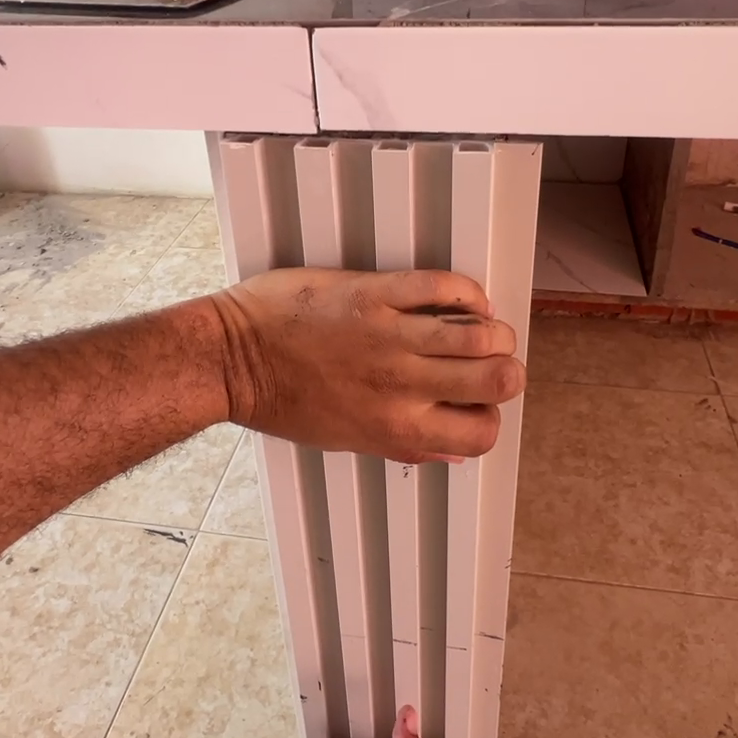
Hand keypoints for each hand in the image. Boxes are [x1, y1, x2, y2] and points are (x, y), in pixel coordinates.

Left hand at [207, 269, 523, 461]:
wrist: (230, 358)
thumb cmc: (281, 401)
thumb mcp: (343, 441)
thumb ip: (403, 446)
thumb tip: (450, 449)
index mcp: (396, 429)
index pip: (480, 432)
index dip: (490, 414)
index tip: (480, 399)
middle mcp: (403, 387)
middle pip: (496, 380)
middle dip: (506, 369)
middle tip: (494, 358)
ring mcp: (390, 338)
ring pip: (479, 335)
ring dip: (493, 330)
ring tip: (483, 325)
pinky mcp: (373, 295)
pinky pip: (441, 287)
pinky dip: (465, 291)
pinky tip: (464, 298)